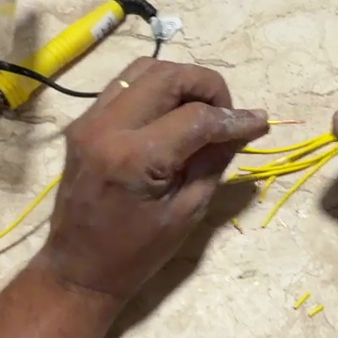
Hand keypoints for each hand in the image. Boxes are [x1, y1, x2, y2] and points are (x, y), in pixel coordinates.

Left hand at [39, 58, 267, 301]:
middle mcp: (107, 128)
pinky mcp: (82, 123)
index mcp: (134, 158)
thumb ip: (214, 162)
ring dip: (180, 81)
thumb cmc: (136, 253)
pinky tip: (171, 116)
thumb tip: (242, 127)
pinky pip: (124, 86)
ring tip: (200, 111)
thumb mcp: (187, 212)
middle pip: (169, 76)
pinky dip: (154, 90)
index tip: (259, 122)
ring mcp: (89, 121)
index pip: (196, 117)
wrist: (79, 268)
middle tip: (226, 113)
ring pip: (144, 69)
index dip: (234, 117)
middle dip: (208, 86)